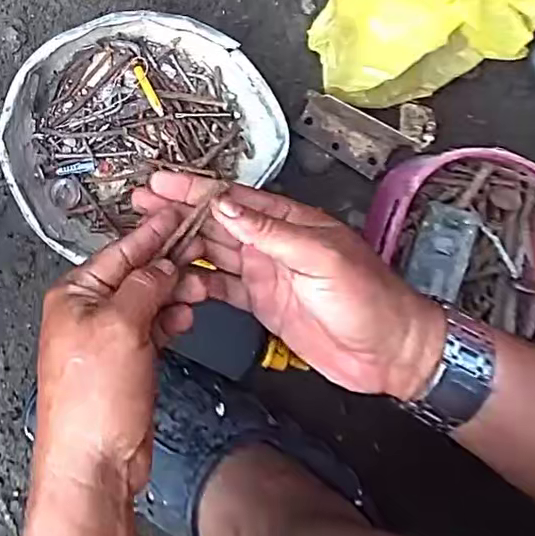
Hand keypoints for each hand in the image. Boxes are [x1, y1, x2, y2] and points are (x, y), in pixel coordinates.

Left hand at [33, 209, 195, 499]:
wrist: (94, 463)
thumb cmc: (88, 402)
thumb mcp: (120, 327)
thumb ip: (143, 288)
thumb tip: (161, 266)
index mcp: (74, 294)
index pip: (119, 252)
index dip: (149, 233)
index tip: (171, 216)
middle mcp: (87, 311)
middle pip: (135, 274)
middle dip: (167, 263)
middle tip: (196, 249)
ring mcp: (107, 336)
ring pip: (147, 300)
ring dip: (173, 292)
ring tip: (198, 284)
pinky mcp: (125, 360)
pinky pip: (152, 327)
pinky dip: (170, 319)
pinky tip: (185, 314)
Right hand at [137, 173, 445, 399]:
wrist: (391, 354)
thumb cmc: (371, 298)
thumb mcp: (320, 256)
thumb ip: (269, 232)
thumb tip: (226, 206)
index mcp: (284, 221)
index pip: (229, 199)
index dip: (192, 189)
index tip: (162, 182)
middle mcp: (269, 241)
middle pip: (212, 221)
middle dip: (176, 211)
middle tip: (142, 203)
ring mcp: (262, 270)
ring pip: (210, 251)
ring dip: (180, 245)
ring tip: (150, 240)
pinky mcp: (260, 299)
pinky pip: (219, 286)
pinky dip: (197, 283)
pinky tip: (177, 281)